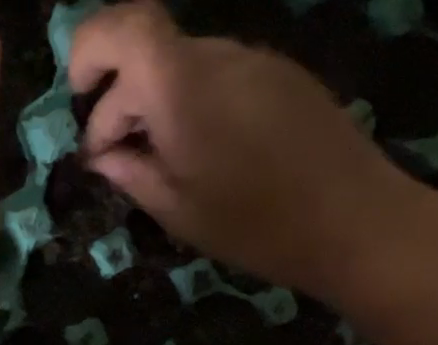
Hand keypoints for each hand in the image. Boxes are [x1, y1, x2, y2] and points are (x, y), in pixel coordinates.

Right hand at [69, 1, 423, 294]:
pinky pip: (223, 78)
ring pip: (186, 68)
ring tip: (168, 164)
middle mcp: (218, 57)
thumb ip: (132, 172)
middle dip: (122, 102)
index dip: (90, 51)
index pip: (122, 27)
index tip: (82, 98)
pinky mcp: (286, 76)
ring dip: (161, 106)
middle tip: (118, 162)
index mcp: (181, 86)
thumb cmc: (255, 225)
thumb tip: (105, 155)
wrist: (355, 221)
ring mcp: (257, 61)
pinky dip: (198, 105)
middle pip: (151, 55)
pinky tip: (212, 156)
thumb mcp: (177, 210)